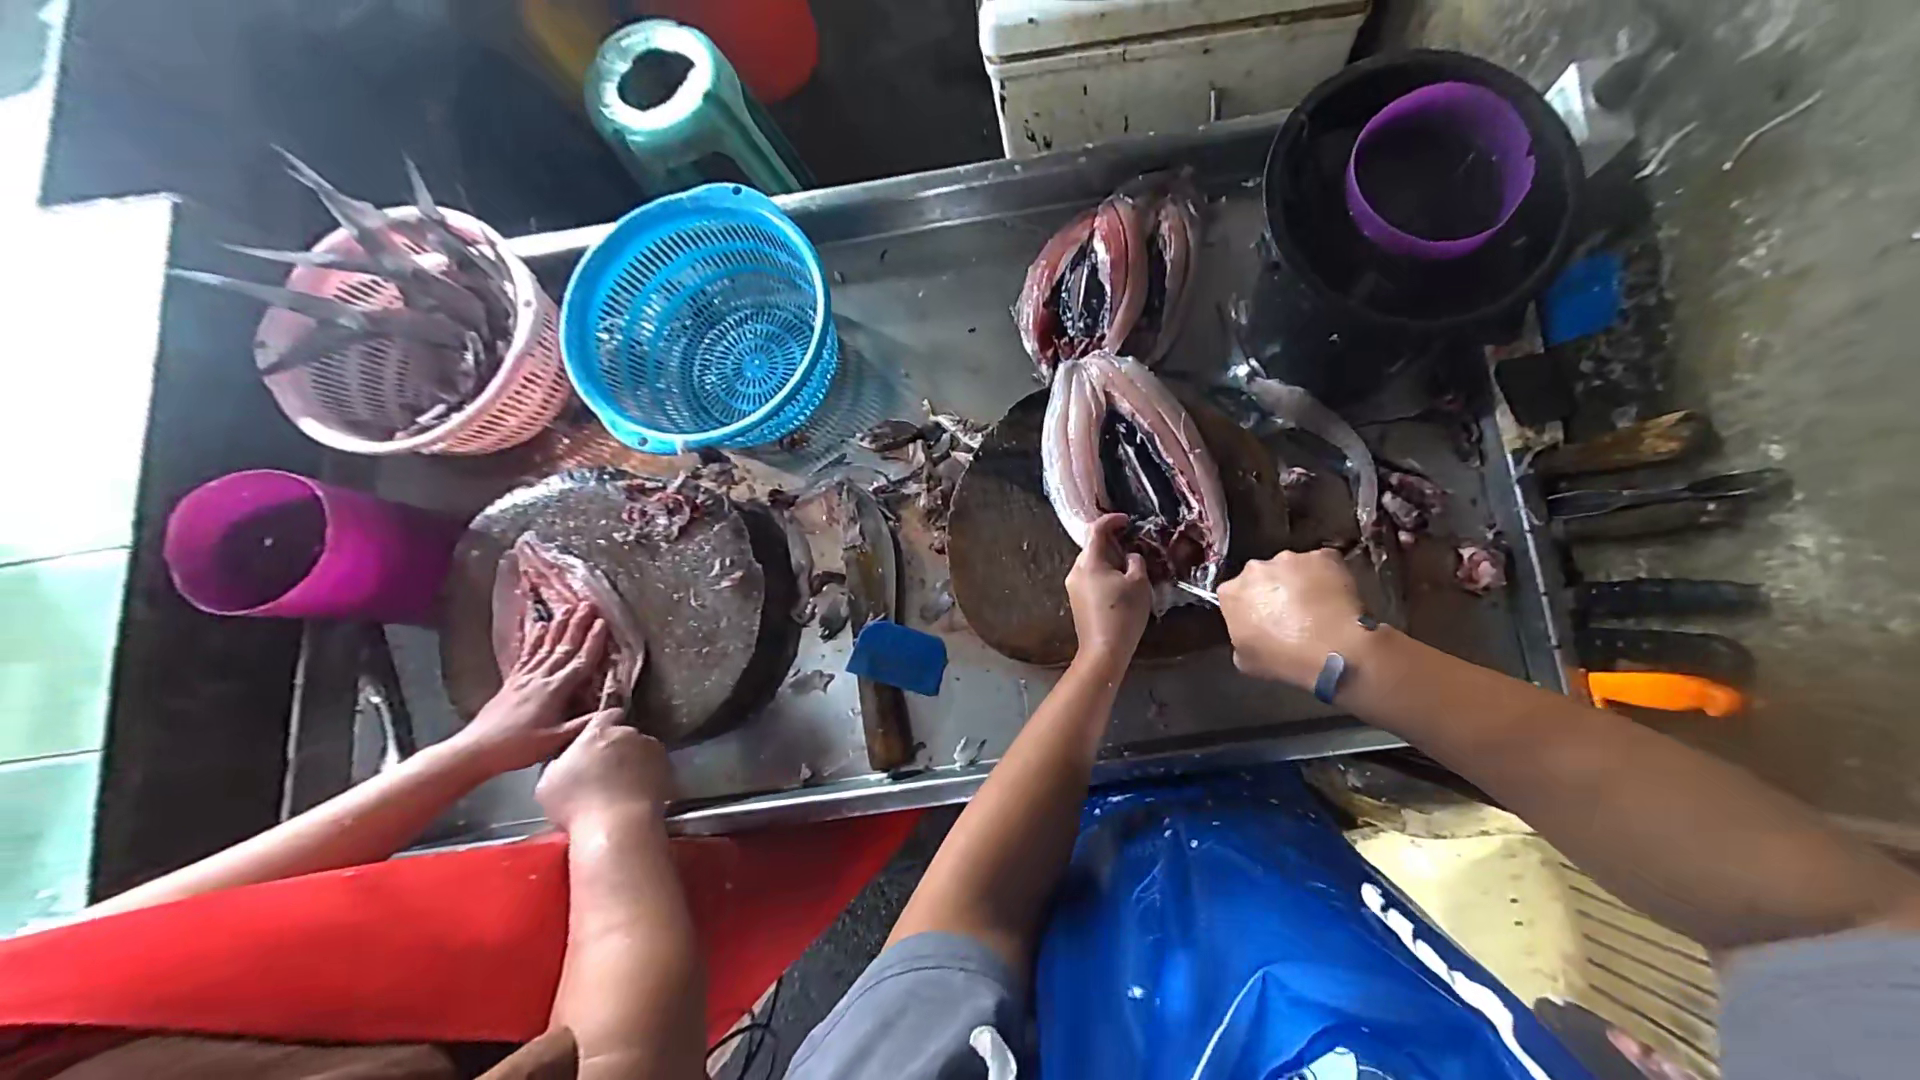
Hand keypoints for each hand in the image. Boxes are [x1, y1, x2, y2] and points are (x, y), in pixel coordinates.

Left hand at [452, 604, 609, 776]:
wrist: (475, 750)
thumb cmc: (518, 747)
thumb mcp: (555, 740)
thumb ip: (584, 723)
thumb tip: (612, 710)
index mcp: (555, 690)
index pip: (580, 661)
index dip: (593, 641)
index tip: (603, 622)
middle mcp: (541, 677)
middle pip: (563, 646)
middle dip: (577, 624)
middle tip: (588, 604)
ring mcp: (524, 677)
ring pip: (545, 646)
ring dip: (558, 626)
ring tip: (566, 607)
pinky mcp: (511, 681)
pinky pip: (525, 654)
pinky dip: (533, 638)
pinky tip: (537, 627)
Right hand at [536, 710, 672, 831]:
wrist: (618, 823)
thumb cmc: (576, 803)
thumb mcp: (548, 781)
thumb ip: (561, 761)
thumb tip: (568, 760)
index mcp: (598, 732)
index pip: (605, 715)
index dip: (603, 726)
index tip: (598, 741)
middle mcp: (628, 733)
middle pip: (624, 734)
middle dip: (618, 748)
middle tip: (606, 772)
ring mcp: (652, 748)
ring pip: (643, 749)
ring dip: (635, 761)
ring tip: (623, 786)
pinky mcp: (668, 766)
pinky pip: (656, 766)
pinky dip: (649, 774)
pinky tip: (638, 792)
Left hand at [1066, 513, 1150, 667]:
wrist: (1103, 650)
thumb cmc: (1123, 614)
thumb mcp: (1139, 583)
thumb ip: (1135, 562)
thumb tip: (1129, 556)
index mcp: (1089, 561)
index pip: (1096, 529)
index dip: (1112, 520)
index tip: (1127, 520)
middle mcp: (1076, 570)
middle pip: (1092, 546)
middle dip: (1112, 542)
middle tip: (1133, 545)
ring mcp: (1073, 586)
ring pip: (1091, 563)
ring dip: (1108, 559)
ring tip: (1129, 567)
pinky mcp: (1075, 599)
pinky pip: (1089, 577)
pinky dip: (1103, 573)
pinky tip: (1119, 584)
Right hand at [1218, 548, 1367, 688]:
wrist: (1335, 651)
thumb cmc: (1284, 659)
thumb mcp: (1245, 659)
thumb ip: (1239, 638)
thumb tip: (1250, 633)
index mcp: (1231, 592)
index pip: (1233, 595)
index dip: (1246, 608)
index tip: (1258, 621)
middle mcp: (1255, 568)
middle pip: (1260, 576)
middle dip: (1270, 589)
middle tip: (1288, 612)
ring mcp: (1290, 559)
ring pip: (1290, 567)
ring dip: (1297, 580)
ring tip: (1315, 604)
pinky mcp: (1323, 556)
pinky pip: (1321, 563)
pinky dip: (1326, 575)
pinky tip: (1334, 595)